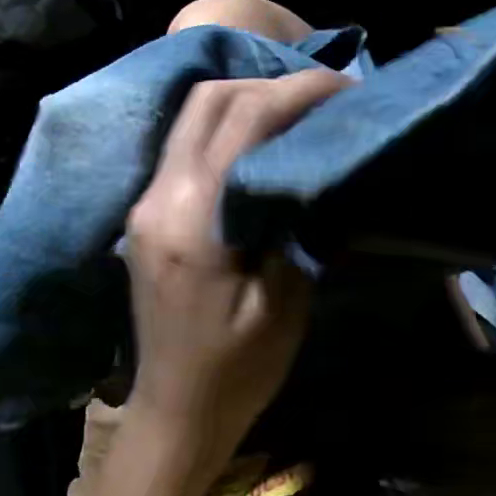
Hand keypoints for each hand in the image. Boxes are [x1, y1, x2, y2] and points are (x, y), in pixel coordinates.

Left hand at [121, 70, 350, 476]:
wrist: (176, 411)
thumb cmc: (238, 369)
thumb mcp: (284, 304)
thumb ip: (295, 225)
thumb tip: (314, 168)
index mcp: (194, 218)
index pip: (245, 118)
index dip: (299, 91)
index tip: (348, 89)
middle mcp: (159, 196)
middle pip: (209, 101)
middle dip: (271, 84)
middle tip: (325, 100)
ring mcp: (147, 203)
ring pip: (193, 118)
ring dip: (248, 101)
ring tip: (301, 115)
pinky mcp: (149, 215)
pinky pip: (187, 148)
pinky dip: (228, 129)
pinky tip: (264, 145)